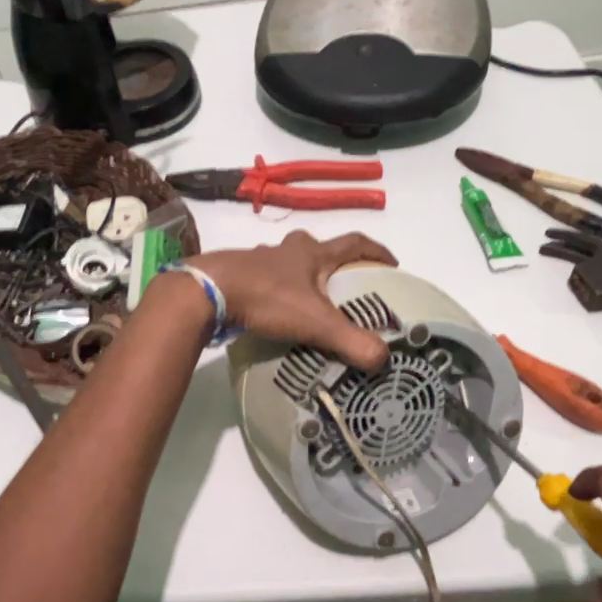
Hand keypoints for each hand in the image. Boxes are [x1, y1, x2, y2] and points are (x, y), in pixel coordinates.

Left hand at [188, 231, 395, 370]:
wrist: (209, 290)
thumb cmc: (267, 297)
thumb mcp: (314, 322)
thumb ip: (350, 340)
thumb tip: (382, 358)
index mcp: (312, 253)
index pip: (354, 243)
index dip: (376, 251)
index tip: (392, 263)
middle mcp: (289, 250)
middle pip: (320, 249)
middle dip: (335, 264)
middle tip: (346, 287)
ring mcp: (261, 259)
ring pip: (291, 263)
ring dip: (304, 276)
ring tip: (313, 303)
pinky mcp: (241, 274)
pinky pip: (268, 278)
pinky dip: (279, 290)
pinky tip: (277, 311)